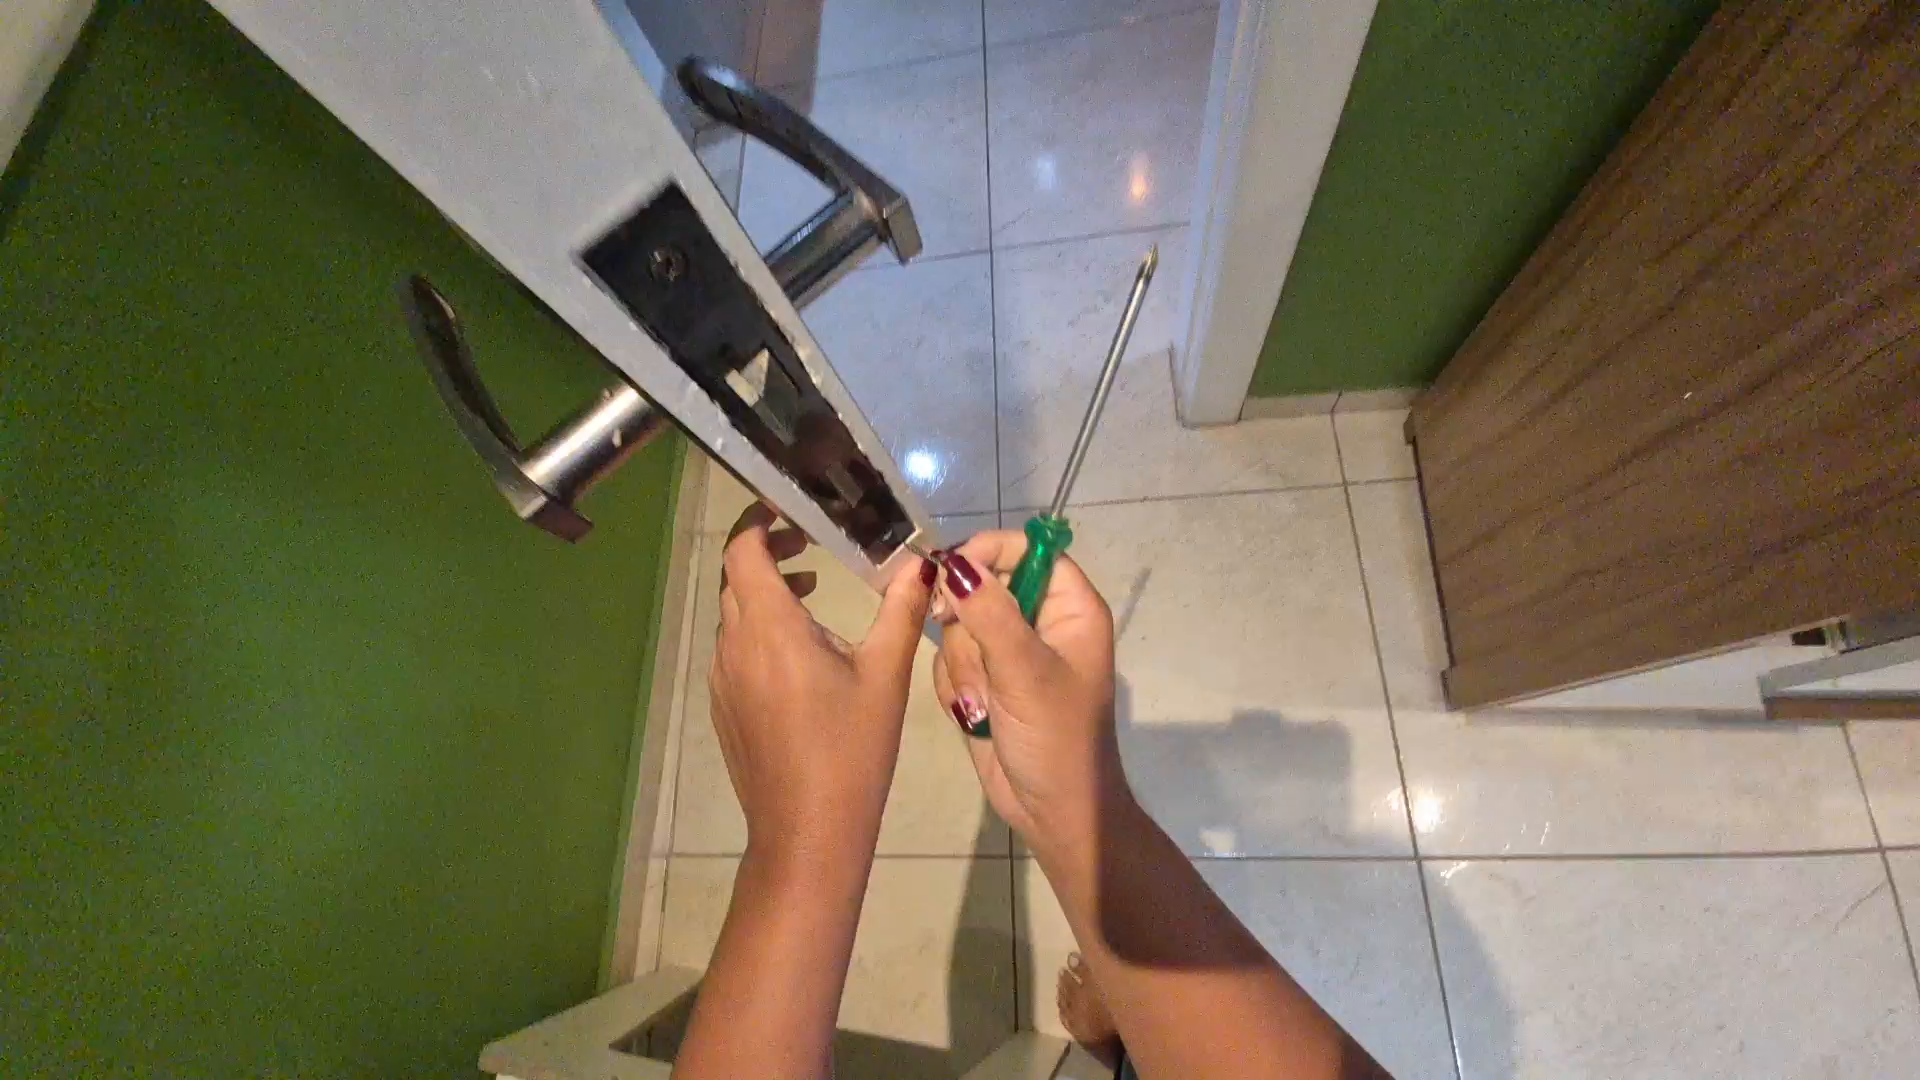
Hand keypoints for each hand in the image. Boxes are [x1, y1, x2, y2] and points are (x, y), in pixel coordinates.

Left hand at [709, 504, 932, 872]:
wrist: (807, 833)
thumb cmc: (851, 748)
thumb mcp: (886, 675)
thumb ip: (902, 611)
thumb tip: (923, 566)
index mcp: (771, 628)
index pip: (742, 551)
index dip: (758, 522)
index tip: (790, 510)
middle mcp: (735, 646)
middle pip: (735, 578)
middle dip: (768, 553)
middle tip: (812, 546)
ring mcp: (723, 680)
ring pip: (735, 614)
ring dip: (767, 593)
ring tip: (815, 595)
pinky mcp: (724, 707)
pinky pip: (735, 649)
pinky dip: (760, 630)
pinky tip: (802, 656)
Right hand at [930, 531, 1129, 855]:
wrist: (1050, 812)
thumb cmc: (1056, 739)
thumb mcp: (1026, 672)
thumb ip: (990, 613)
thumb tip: (954, 563)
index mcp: (1070, 608)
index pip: (1030, 550)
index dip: (990, 551)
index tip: (952, 569)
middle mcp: (1039, 621)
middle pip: (984, 583)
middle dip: (969, 622)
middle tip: (960, 639)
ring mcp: (1009, 650)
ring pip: (960, 624)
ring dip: (964, 664)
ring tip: (986, 699)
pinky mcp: (984, 678)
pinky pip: (950, 657)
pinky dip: (955, 684)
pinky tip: (974, 712)